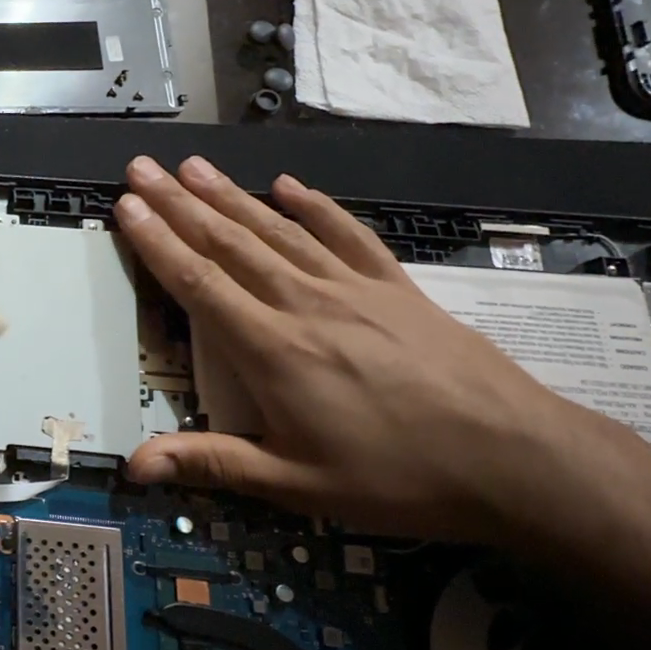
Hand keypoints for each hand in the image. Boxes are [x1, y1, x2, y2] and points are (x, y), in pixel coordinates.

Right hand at [116, 156, 650, 542]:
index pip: (199, 283)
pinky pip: (348, 236)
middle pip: (229, 243)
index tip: (127, 206)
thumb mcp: (295, 483)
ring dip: (230, 196)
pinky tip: (287, 185)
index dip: (157, 242)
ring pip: (278, 231)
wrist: (523, 463)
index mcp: (272, 350)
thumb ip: (210, 463)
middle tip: (141, 167)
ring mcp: (354, 291)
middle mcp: (305, 306)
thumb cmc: (398, 477)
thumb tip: (133, 465)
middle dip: (178, 203)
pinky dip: (315, 208)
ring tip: (192, 166)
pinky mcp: (397, 290)